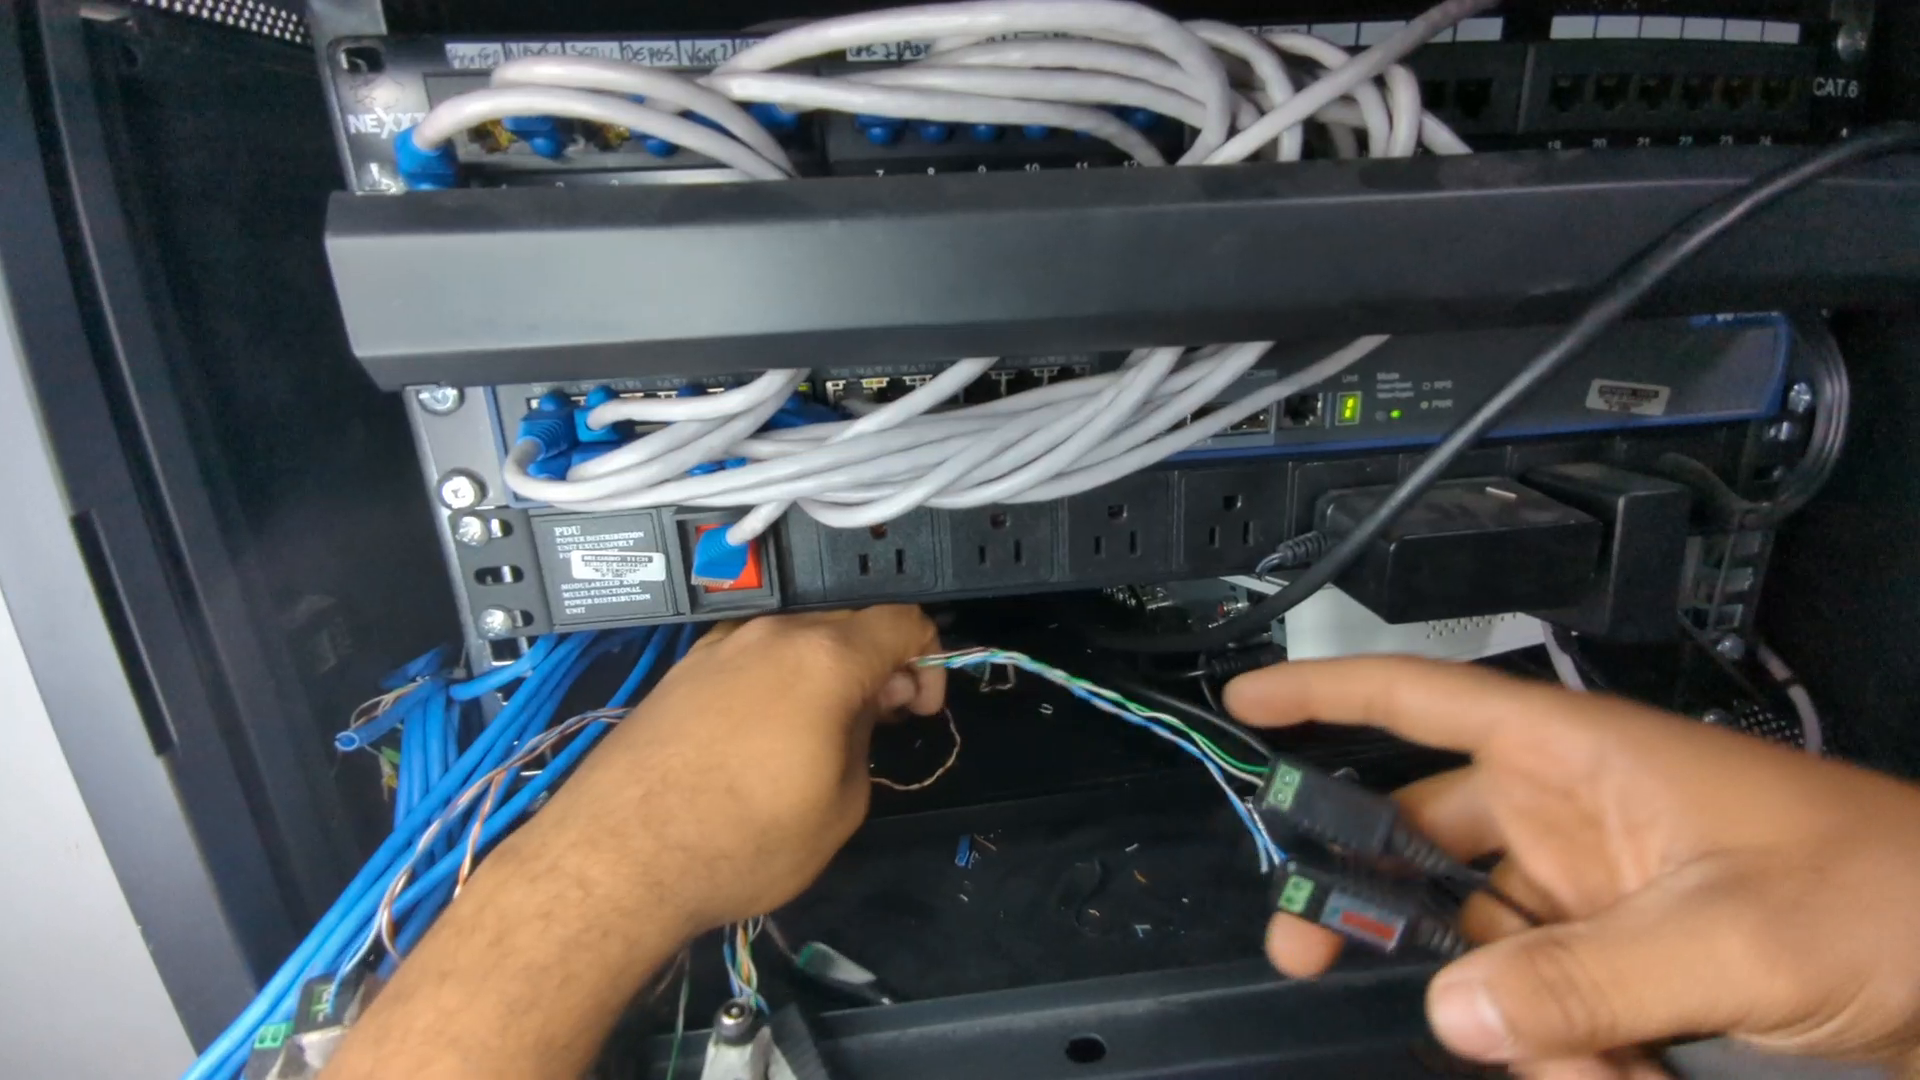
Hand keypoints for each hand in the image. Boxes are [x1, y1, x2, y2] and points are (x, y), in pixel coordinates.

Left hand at [511, 606, 943, 933]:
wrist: (614, 859)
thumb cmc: (744, 839)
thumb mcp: (842, 805)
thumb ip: (865, 739)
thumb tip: (855, 713)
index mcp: (825, 657)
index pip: (903, 621)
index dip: (929, 660)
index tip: (919, 708)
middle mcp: (774, 633)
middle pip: (853, 621)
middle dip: (881, 663)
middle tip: (877, 719)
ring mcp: (723, 645)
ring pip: (802, 634)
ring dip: (831, 667)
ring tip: (821, 727)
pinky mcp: (687, 668)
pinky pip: (756, 653)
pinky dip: (783, 675)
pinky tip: (767, 729)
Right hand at [1224, 657, 1919, 1078]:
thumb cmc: (1892, 899)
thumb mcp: (1743, 937)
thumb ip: (1591, 977)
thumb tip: (1452, 1014)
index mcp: (1559, 752)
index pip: (1411, 702)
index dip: (1319, 692)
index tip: (1244, 704)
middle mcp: (1547, 807)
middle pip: (1410, 836)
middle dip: (1358, 894)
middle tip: (1299, 949)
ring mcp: (1573, 883)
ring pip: (1471, 933)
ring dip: (1489, 1001)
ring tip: (1576, 1068)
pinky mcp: (1605, 950)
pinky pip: (1530, 991)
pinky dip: (1551, 1042)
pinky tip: (1610, 1076)